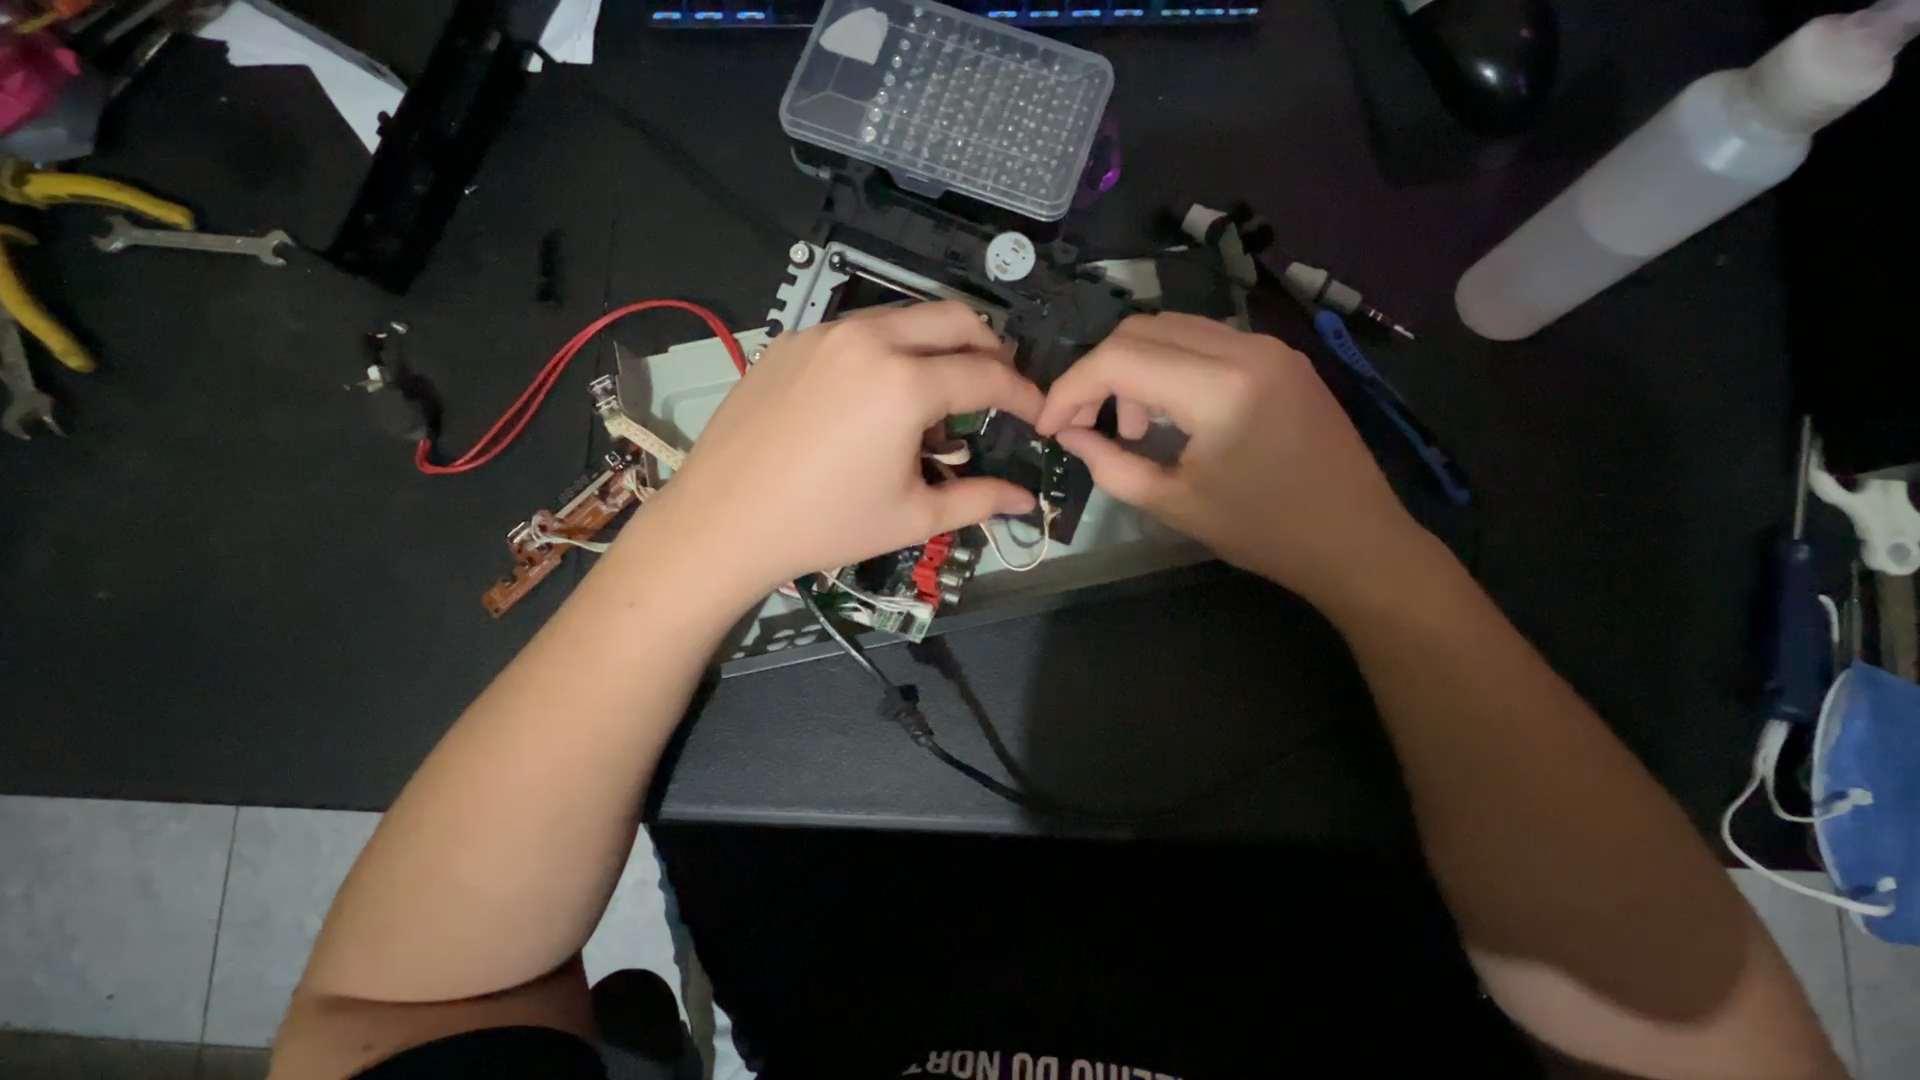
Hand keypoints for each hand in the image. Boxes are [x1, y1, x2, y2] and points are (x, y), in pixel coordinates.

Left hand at [639, 302, 1042, 599]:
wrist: (722, 521)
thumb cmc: (824, 525)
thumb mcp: (911, 516)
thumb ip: (978, 499)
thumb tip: (1025, 500)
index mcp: (906, 383)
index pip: (988, 374)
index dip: (1022, 394)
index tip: (1035, 413)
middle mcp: (870, 340)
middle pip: (955, 319)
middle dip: (989, 350)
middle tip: (995, 390)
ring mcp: (824, 334)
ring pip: (904, 318)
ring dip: (936, 346)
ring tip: (934, 398)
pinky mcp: (791, 341)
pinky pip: (857, 331)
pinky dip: (886, 350)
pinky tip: (873, 398)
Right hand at [1035, 313, 1432, 611]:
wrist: (1356, 541)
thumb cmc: (1264, 533)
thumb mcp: (1175, 505)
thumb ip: (1111, 464)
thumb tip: (1068, 434)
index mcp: (1222, 390)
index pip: (1120, 359)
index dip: (1071, 389)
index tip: (1048, 426)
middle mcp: (1246, 349)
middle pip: (1141, 329)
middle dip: (1098, 373)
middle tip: (1084, 425)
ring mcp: (1269, 347)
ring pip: (1172, 328)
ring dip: (1134, 367)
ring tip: (1134, 428)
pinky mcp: (1281, 356)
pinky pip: (1205, 340)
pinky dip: (1169, 366)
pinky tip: (1170, 413)